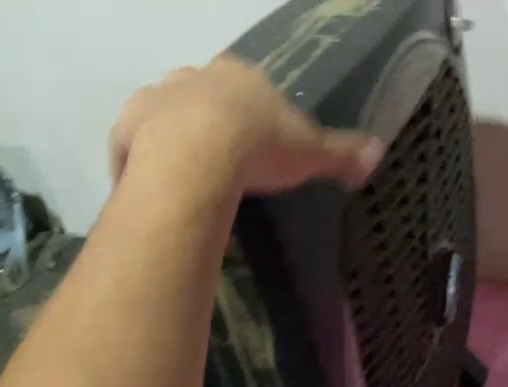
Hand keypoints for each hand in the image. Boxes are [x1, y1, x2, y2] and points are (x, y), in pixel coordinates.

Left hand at [109, 56, 381, 194]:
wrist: (199, 156)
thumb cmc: (260, 148)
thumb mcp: (311, 152)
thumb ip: (341, 154)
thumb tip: (378, 153)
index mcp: (238, 76)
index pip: (247, 88)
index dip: (252, 114)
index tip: (257, 141)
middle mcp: (192, 77)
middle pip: (202, 97)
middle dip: (210, 123)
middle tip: (223, 161)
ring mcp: (155, 99)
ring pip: (163, 116)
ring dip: (171, 140)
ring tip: (187, 178)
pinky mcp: (128, 130)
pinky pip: (132, 148)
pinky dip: (139, 165)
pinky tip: (152, 189)